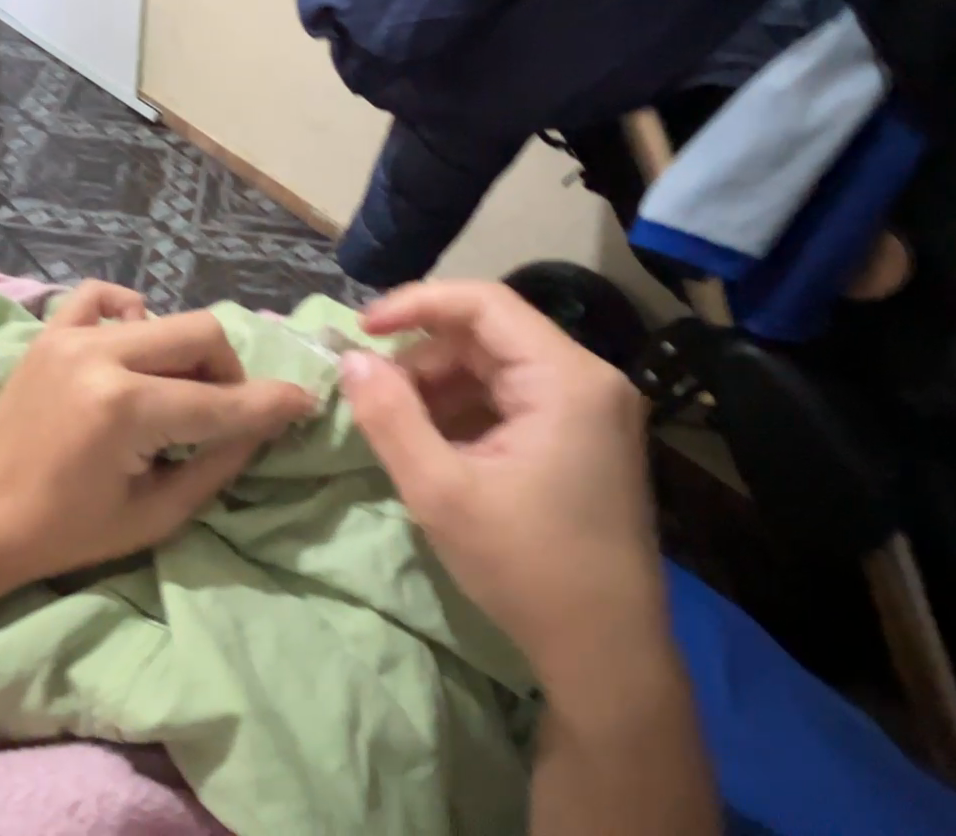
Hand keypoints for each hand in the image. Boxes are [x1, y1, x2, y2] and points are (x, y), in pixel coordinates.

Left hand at [0, 291, 314, 583]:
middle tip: (223, 410)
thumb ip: (219, 462)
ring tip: (172, 391)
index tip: (307, 401)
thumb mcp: (157, 513)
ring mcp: (69, 336)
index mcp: (125, 409)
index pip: (221, 401)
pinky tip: (133, 346)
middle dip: (230, 373)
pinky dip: (131, 313)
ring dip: (186, 351)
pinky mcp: (48, 333)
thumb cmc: (69, 531)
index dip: (272, 404)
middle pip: (202, 334)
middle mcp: (100, 356)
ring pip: (164, 315)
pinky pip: (102, 296)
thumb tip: (265, 422)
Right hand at [339, 281, 660, 673]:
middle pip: (489, 335)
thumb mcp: (439, 491)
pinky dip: (464, 410)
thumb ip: (389, 417)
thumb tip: (350, 360)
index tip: (362, 329)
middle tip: (373, 393)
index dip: (416, 304)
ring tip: (397, 425)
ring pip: (496, 368)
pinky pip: (510, 399)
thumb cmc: (524, 566)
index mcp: (566, 379)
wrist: (604, 650)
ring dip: (439, 386)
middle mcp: (587, 379)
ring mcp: (589, 409)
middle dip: (422, 357)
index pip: (484, 304)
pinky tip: (433, 444)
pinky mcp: (581, 437)